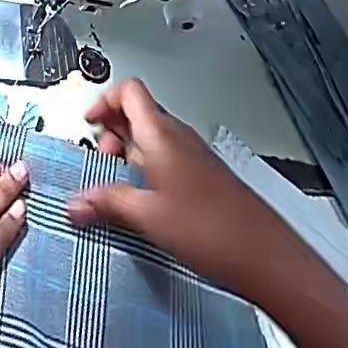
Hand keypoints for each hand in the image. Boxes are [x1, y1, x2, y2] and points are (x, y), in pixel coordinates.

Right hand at [65, 80, 347, 347]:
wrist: (269, 258)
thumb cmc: (218, 230)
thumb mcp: (148, 215)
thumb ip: (108, 203)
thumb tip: (78, 201)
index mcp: (161, 133)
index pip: (128, 90)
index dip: (104, 100)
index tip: (90, 120)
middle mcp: (178, 136)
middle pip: (136, 112)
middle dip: (112, 132)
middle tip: (102, 159)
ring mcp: (193, 153)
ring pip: (151, 135)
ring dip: (129, 151)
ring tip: (121, 182)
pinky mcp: (203, 174)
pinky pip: (167, 155)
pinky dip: (149, 167)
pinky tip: (148, 199)